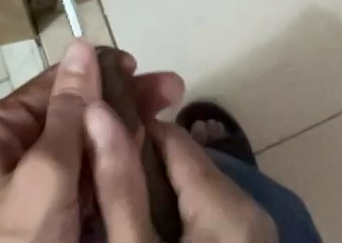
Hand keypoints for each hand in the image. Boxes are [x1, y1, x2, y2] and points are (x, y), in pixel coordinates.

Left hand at [0, 40, 182, 241]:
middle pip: (73, 110)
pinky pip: (83, 179)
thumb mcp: (47, 172)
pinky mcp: (48, 215)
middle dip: (121, 101)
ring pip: (82, 144)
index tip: (145, 69)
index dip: (100, 71)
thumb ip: (69, 110)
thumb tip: (81, 45)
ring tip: (165, 122)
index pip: (55, 83)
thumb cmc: (22, 242)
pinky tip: (143, 160)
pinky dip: (112, 168)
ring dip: (121, 133)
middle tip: (172, 92)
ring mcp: (28, 185)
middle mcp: (9, 150)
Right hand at [86, 115, 277, 242]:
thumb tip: (94, 110)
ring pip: (191, 187)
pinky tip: (149, 231)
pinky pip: (205, 214)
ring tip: (119, 209)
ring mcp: (253, 230)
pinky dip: (176, 216)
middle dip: (139, 166)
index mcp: (227, 202)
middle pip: (180, 161)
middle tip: (98, 183)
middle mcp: (249, 205)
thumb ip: (119, 185)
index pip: (168, 133)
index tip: (88, 137)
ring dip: (156, 192)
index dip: (125, 130)